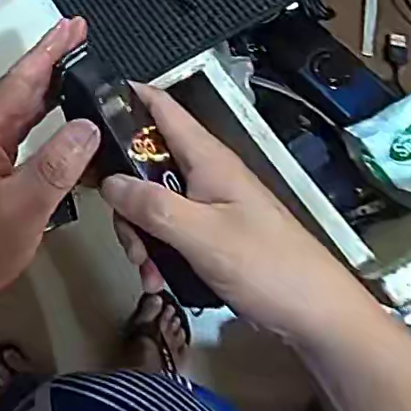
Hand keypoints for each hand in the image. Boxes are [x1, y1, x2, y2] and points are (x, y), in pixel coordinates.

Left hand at [0, 18, 100, 350]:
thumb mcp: (21, 209)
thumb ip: (55, 165)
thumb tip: (90, 125)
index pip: (20, 81)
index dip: (48, 51)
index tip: (73, 24)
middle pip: (20, 87)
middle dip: (51, 58)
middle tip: (82, 33)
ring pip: (22, 107)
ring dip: (50, 83)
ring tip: (78, 59)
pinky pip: (23, 129)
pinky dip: (46, 114)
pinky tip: (64, 110)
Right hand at [100, 84, 369, 343]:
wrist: (318, 314)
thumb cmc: (266, 264)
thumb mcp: (200, 235)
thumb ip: (151, 205)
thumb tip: (109, 181)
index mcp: (206, 156)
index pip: (161, 106)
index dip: (127, 96)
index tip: (91, 106)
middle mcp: (205, 170)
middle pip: (147, 161)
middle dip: (126, 193)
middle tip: (123, 229)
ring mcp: (209, 200)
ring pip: (155, 198)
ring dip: (141, 230)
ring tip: (145, 267)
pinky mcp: (213, 229)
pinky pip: (171, 226)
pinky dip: (159, 248)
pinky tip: (159, 278)